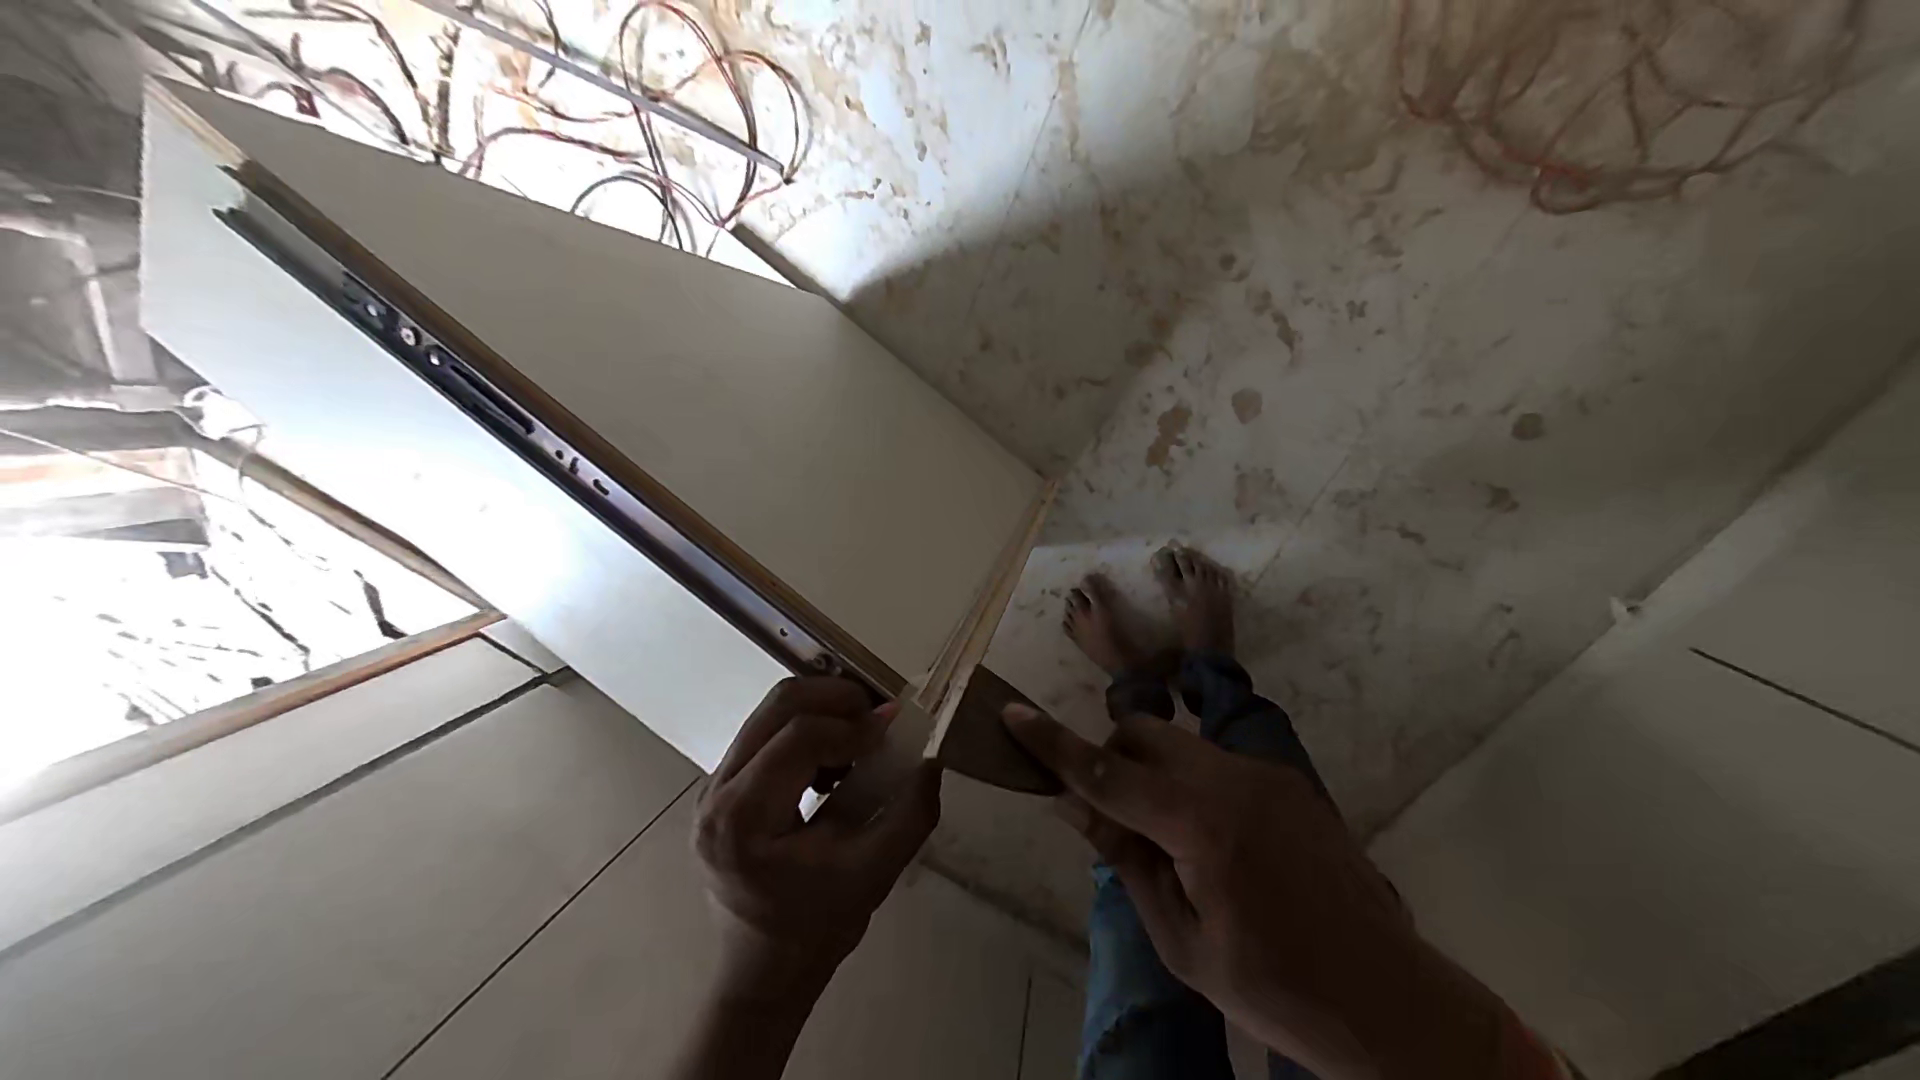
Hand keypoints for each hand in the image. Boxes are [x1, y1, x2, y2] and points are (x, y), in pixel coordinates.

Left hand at [693, 677, 941, 990]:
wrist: (765, 965)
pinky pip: (767, 730)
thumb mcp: (876, 873)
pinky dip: (808, 726)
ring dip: (823, 709)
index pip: (799, 738)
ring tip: (860, 738)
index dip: (853, 725)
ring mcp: (713, 785)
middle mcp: (716, 793)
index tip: (892, 730)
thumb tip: (930, 756)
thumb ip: (910, 812)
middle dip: (836, 697)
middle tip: (879, 715)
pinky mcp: (723, 783)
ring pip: (771, 711)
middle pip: (778, 706)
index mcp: (743, 820)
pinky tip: (835, 758)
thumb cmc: (818, 926)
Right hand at [1004, 706, 1515, 1079]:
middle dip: (1109, 759)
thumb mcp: (1180, 938)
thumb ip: (1124, 856)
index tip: (1012, 713)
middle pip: (1141, 734)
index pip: (1105, 773)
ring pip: (1177, 742)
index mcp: (1200, 826)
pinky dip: (1188, 783)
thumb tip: (1071, 800)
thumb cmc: (1274, 987)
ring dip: (1149, 770)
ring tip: (1167, 838)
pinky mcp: (1285, 780)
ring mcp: (1264, 775)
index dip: (1052, 743)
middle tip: (1112, 817)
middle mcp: (1232, 780)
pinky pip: (1213, 761)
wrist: (1390, 999)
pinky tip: (1211, 842)